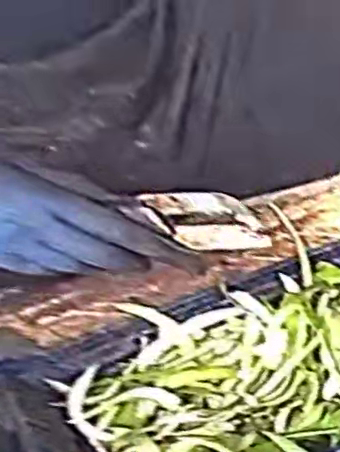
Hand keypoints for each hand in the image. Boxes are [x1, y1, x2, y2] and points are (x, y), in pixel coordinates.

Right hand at [0, 161, 189, 276]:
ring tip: (104, 250)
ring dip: (102, 263)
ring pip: (83, 267)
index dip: (165, 252)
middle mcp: (37, 229)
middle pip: (111, 259)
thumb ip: (85, 194)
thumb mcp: (35, 169)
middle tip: (145, 255)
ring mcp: (16, 246)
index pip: (126, 234)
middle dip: (135, 260)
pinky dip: (68, 264)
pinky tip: (64, 252)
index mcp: (49, 201)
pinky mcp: (2, 258)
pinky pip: (50, 270)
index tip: (196, 264)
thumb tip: (134, 214)